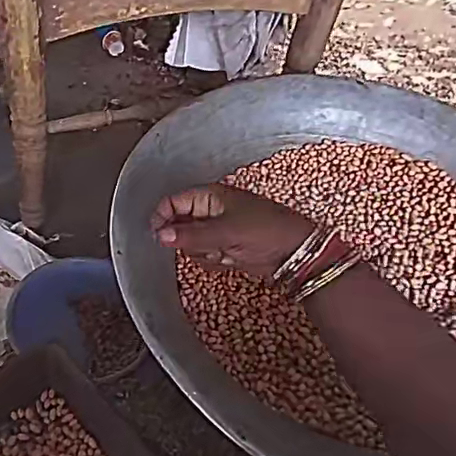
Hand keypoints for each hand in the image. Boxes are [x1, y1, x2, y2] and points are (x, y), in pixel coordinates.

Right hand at [150, 183, 316, 279]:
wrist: (296, 253)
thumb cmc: (266, 231)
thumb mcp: (226, 232)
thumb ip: (191, 235)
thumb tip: (161, 235)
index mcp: (209, 196)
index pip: (173, 202)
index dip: (163, 217)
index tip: (159, 235)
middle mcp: (209, 210)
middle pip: (178, 225)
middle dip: (188, 239)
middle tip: (204, 244)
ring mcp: (216, 229)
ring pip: (189, 243)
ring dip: (202, 252)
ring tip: (222, 251)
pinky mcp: (222, 246)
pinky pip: (203, 254)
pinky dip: (212, 260)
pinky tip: (228, 259)